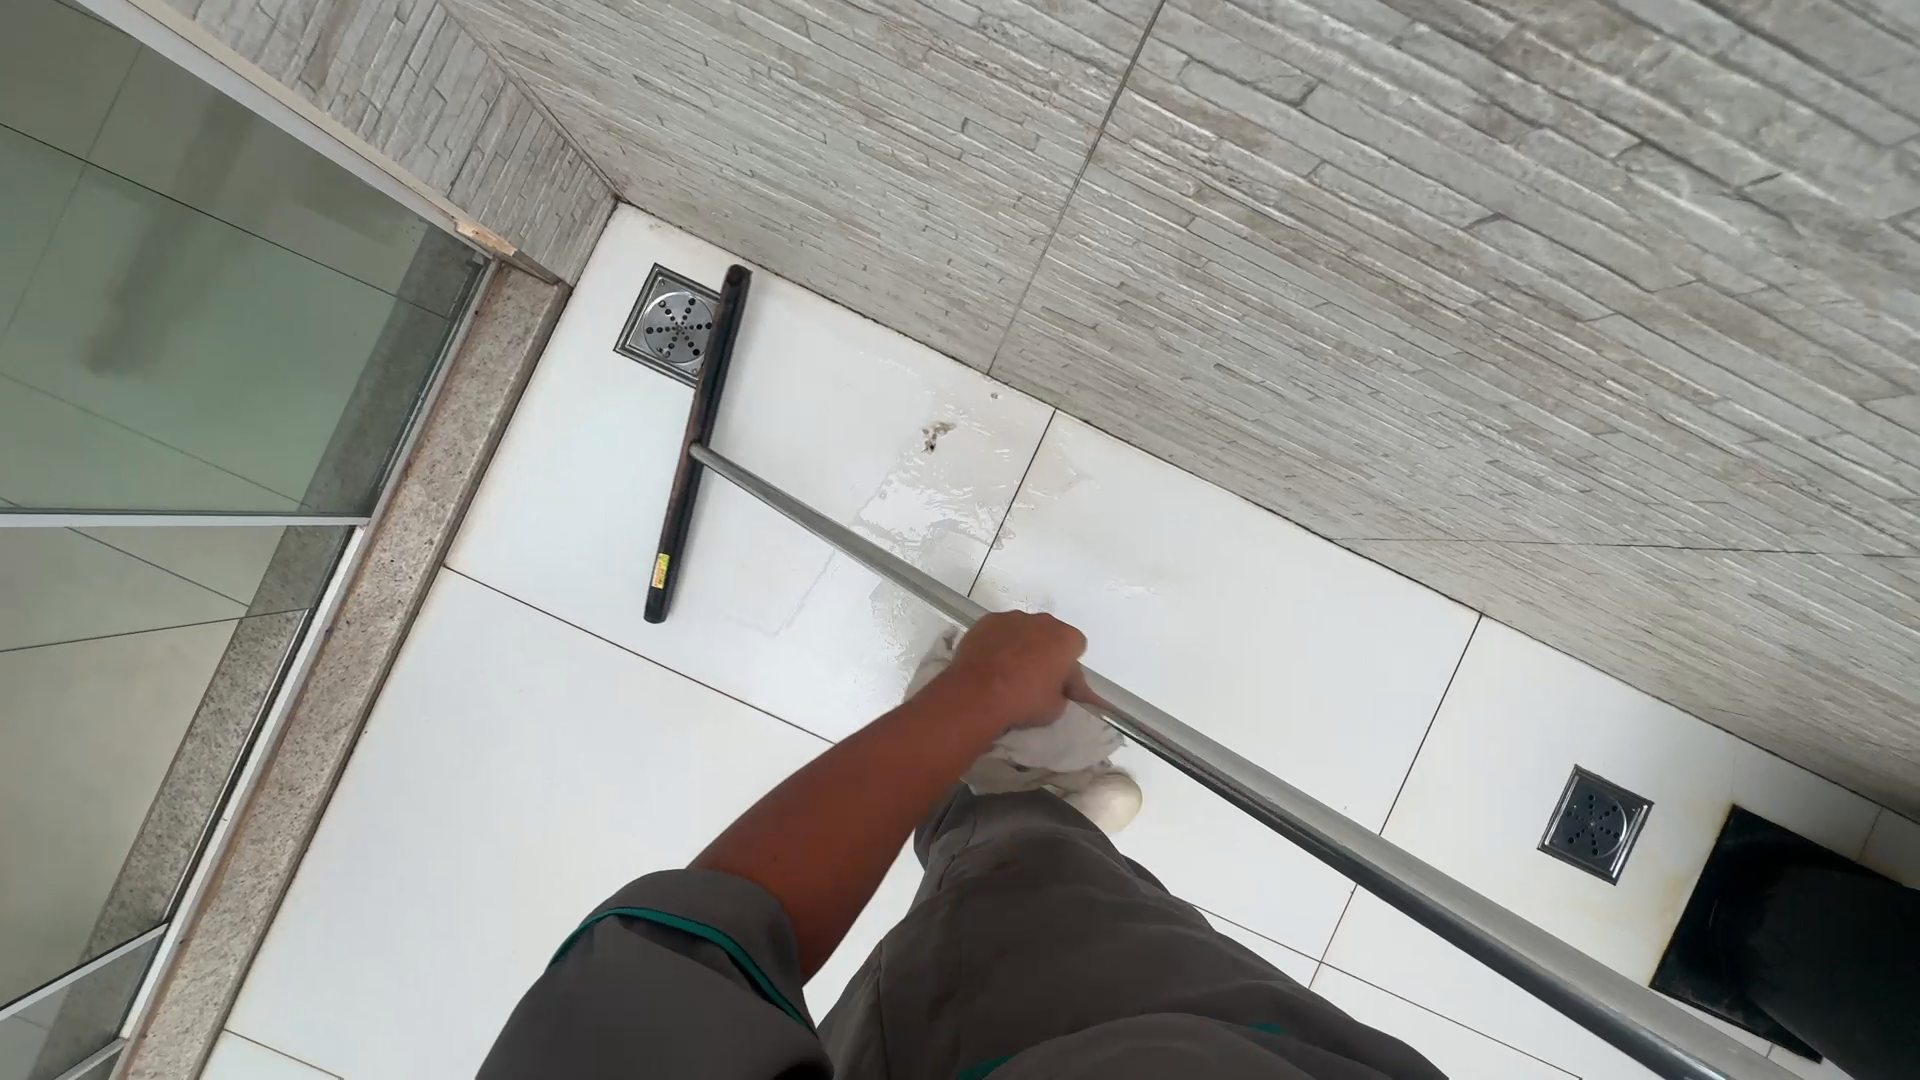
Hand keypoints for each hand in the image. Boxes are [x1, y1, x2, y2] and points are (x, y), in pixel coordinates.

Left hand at [920, 611, 1095, 730]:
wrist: (978, 694)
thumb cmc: (1024, 701)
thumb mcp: (1056, 707)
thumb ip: (1065, 690)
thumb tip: (1063, 687)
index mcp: (1066, 639)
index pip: (1075, 646)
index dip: (1067, 664)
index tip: (1057, 680)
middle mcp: (1042, 621)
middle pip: (1049, 634)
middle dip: (1044, 650)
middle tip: (1032, 676)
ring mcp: (1013, 618)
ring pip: (1023, 629)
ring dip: (1021, 644)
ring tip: (1007, 670)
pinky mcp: (988, 620)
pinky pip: (999, 630)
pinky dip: (998, 642)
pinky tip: (989, 662)